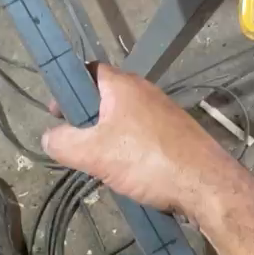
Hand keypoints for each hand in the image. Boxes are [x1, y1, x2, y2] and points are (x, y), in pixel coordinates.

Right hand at [42, 64, 253, 226]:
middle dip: (86, 116)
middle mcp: (144, 91)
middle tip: (74, 140)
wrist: (206, 183)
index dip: (68, 87)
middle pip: (105, 95)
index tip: (57, 111)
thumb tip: (47, 137)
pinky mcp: (176, 132)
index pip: (89, 70)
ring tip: (98, 161)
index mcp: (122, 85)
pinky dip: (128, 146)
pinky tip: (126, 170)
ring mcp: (163, 111)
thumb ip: (63, 143)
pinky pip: (142, 132)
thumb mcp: (94, 154)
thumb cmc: (147, 160)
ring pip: (124, 116)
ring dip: (107, 134)